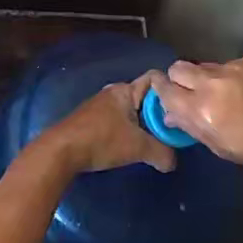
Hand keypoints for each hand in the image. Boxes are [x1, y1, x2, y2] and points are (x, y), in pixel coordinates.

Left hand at [35, 74, 177, 174]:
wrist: (61, 151)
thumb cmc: (102, 140)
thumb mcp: (138, 148)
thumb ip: (162, 153)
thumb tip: (172, 163)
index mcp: (126, 90)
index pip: (156, 79)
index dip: (171, 91)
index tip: (182, 111)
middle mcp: (114, 93)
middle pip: (145, 98)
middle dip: (159, 114)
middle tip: (171, 132)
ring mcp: (100, 106)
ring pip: (132, 111)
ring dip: (143, 125)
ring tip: (154, 142)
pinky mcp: (91, 120)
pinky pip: (119, 121)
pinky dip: (128, 132)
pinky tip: (131, 148)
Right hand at [144, 58, 242, 179]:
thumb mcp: (224, 149)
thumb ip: (194, 128)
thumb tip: (173, 115)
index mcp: (201, 110)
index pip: (165, 90)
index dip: (161, 92)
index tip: (164, 97)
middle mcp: (212, 83)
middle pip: (178, 69)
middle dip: (179, 80)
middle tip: (191, 96)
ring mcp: (232, 68)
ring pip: (204, 66)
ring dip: (205, 79)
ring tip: (224, 96)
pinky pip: (228, 65)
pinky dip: (230, 77)